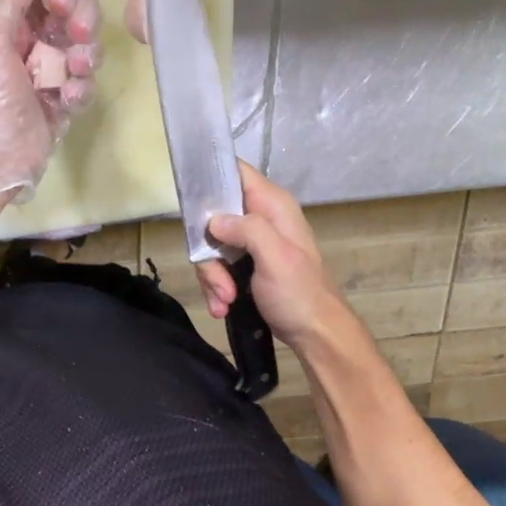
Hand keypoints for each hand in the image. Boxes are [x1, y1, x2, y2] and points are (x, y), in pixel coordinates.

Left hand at [0, 0, 101, 197]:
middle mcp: (30, 42)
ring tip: (72, 78)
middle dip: (83, 20)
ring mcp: (49, 72)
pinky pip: (86, 82)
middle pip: (73, 9)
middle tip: (80, 39)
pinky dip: (81, 90)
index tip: (63, 7)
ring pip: (86, 45)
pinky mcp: (62, 100)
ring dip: (86, 58)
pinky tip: (66, 103)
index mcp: (9, 24)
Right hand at [193, 162, 348, 349]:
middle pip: (214, 219)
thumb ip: (247, 230)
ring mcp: (252, 242)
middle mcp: (261, 218)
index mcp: (273, 206)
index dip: (211, 179)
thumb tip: (213, 220)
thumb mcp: (276, 258)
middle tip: (222, 283)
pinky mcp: (245, 264)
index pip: (236, 172)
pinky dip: (217, 288)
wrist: (314, 332)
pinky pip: (218, 268)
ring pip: (212, 248)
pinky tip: (224, 305)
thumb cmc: (299, 294)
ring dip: (213, 277)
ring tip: (226, 300)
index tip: (191, 202)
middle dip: (209, 254)